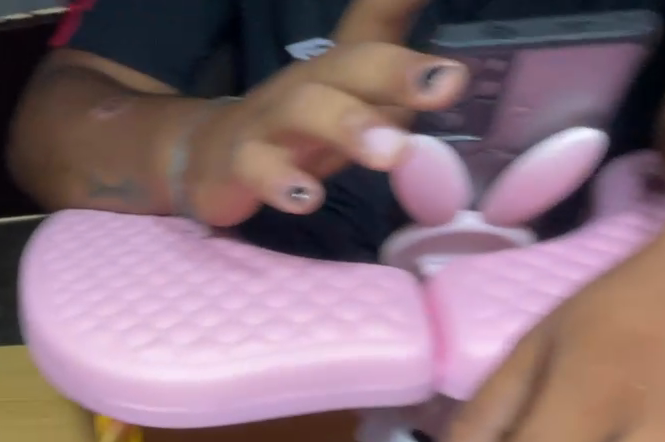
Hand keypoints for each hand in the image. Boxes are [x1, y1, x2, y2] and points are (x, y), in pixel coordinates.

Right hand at [182, 0, 466, 225]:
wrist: (208, 159)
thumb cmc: (296, 137)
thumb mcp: (352, 108)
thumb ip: (401, 99)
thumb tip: (452, 91)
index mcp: (341, 69)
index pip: (381, 22)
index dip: (408, 3)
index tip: (456, 47)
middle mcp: (306, 84)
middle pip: (350, 64)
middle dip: (399, 72)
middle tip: (447, 86)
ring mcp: (268, 122)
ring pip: (304, 109)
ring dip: (349, 127)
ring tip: (391, 156)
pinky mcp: (237, 163)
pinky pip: (255, 168)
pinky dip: (283, 183)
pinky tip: (308, 200)